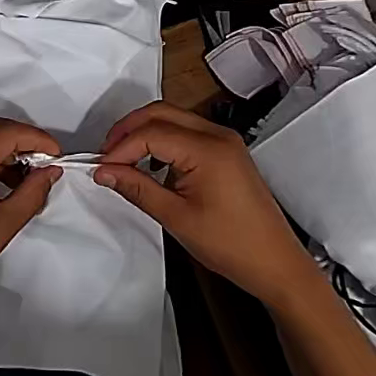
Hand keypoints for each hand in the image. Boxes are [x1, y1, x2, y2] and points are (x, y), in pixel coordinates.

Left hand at [0, 118, 62, 356]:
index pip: (3, 133)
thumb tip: (50, 170)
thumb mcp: (0, 226)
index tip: (59, 155)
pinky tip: (6, 182)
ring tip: (30, 177)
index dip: (36, 139)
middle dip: (22, 144)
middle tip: (48, 165)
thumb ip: (32, 192)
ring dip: (4, 153)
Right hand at [95, 102, 320, 307]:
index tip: (100, 168)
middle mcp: (218, 135)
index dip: (120, 149)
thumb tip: (105, 172)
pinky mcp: (227, 151)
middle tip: (106, 156)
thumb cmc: (231, 244)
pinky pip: (188, 131)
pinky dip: (163, 139)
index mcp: (207, 149)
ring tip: (123, 159)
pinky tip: (151, 163)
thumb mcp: (176, 217)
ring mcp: (225, 141)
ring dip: (145, 132)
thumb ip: (137, 188)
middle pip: (161, 113)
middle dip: (128, 130)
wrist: (275, 262)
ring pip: (173, 118)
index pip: (150, 133)